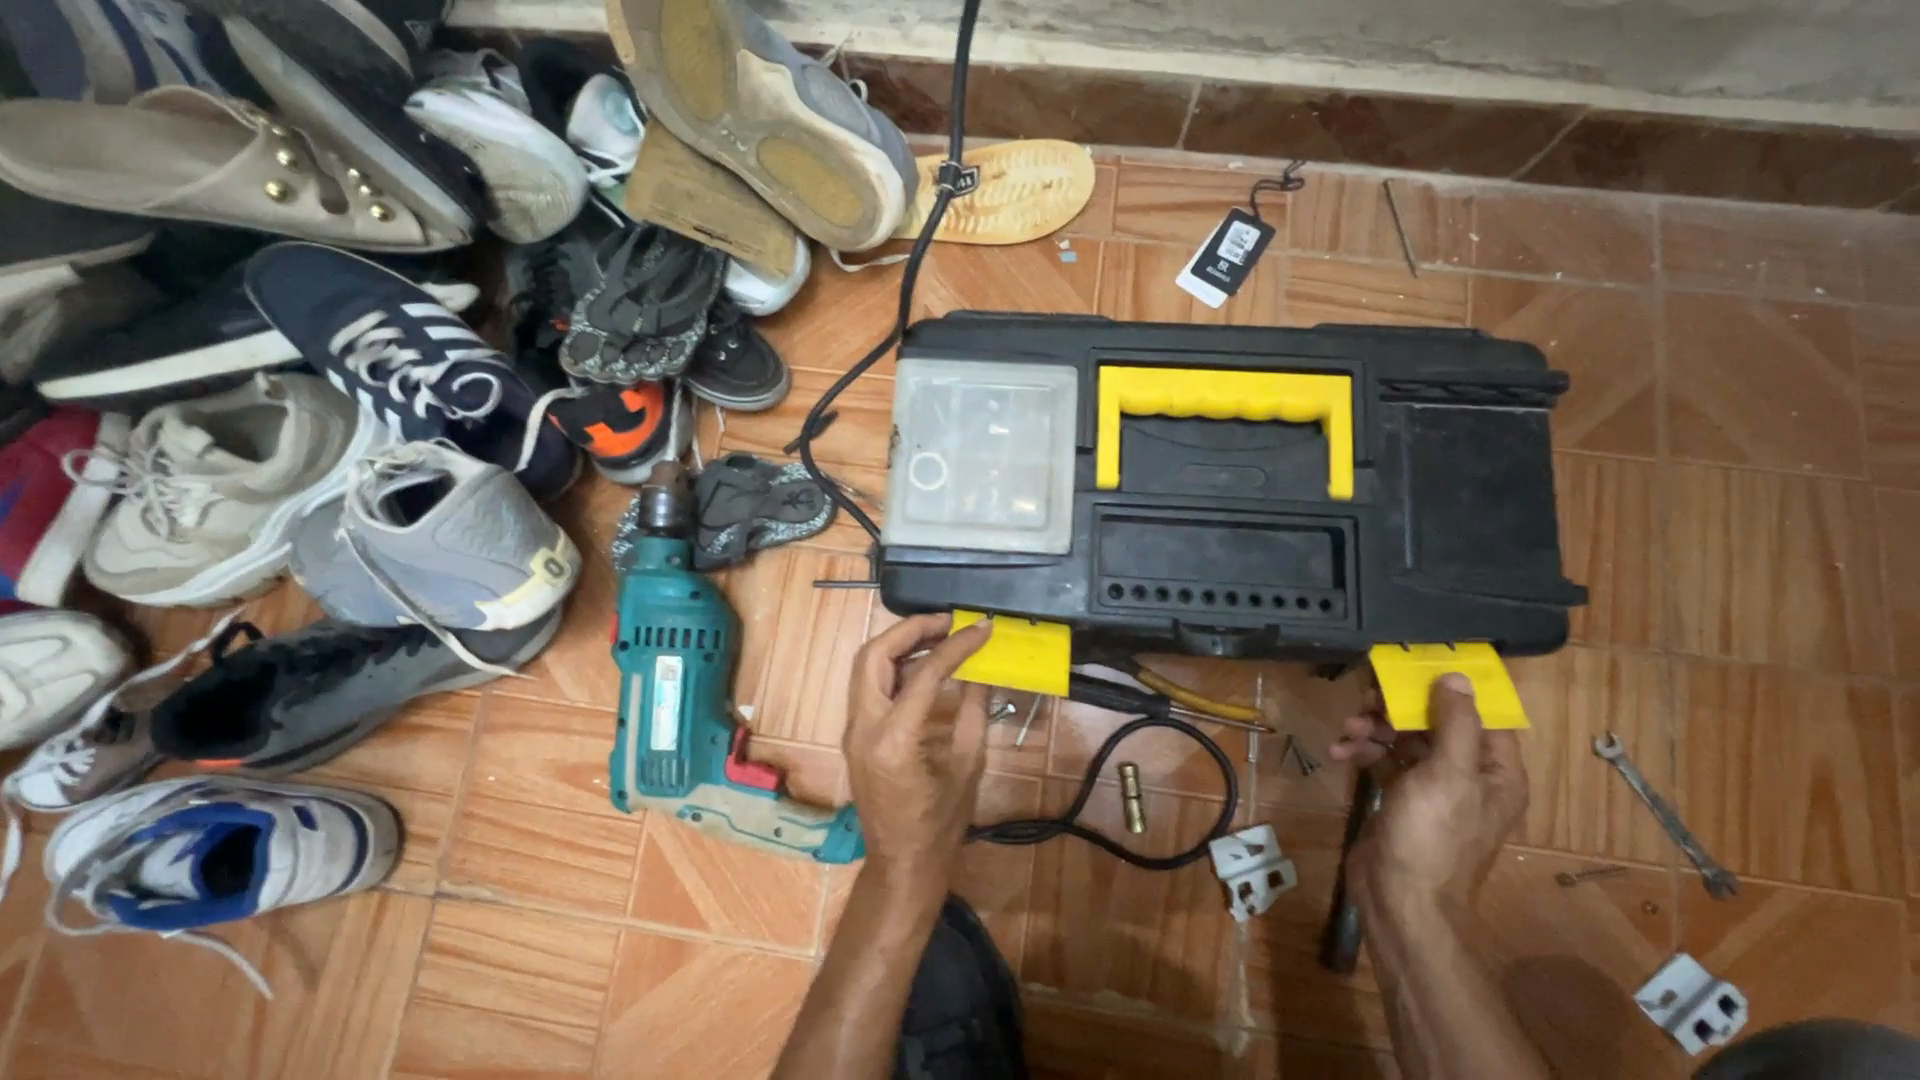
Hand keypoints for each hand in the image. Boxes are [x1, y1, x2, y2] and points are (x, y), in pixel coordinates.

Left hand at [843, 614, 994, 886]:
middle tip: (948, 621)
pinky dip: (893, 666)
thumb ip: (974, 712)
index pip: (924, 673)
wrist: (902, 863)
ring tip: (938, 635)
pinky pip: (869, 686)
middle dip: (910, 630)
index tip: (982, 629)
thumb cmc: (940, 824)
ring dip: (898, 644)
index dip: (956, 646)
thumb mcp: (967, 766)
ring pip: (865, 666)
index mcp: (894, 739)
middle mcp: (864, 727)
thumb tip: (984, 670)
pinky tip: (924, 664)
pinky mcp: (855, 735)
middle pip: (874, 655)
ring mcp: (853, 731)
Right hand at [1329, 673, 1527, 910]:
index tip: (1417, 666)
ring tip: (1349, 729)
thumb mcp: (1448, 774)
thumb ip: (1455, 723)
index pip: (1483, 716)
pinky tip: (1341, 753)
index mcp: (1495, 772)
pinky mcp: (1400, 800)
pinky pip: (1384, 762)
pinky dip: (1363, 753)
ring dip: (1375, 729)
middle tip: (1368, 697)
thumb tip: (1457, 677)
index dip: (1453, 690)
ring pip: (1405, 740)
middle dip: (1400, 708)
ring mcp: (1432, 790)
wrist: (1400, 898)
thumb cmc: (1433, 836)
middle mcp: (1468, 777)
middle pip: (1436, 724)